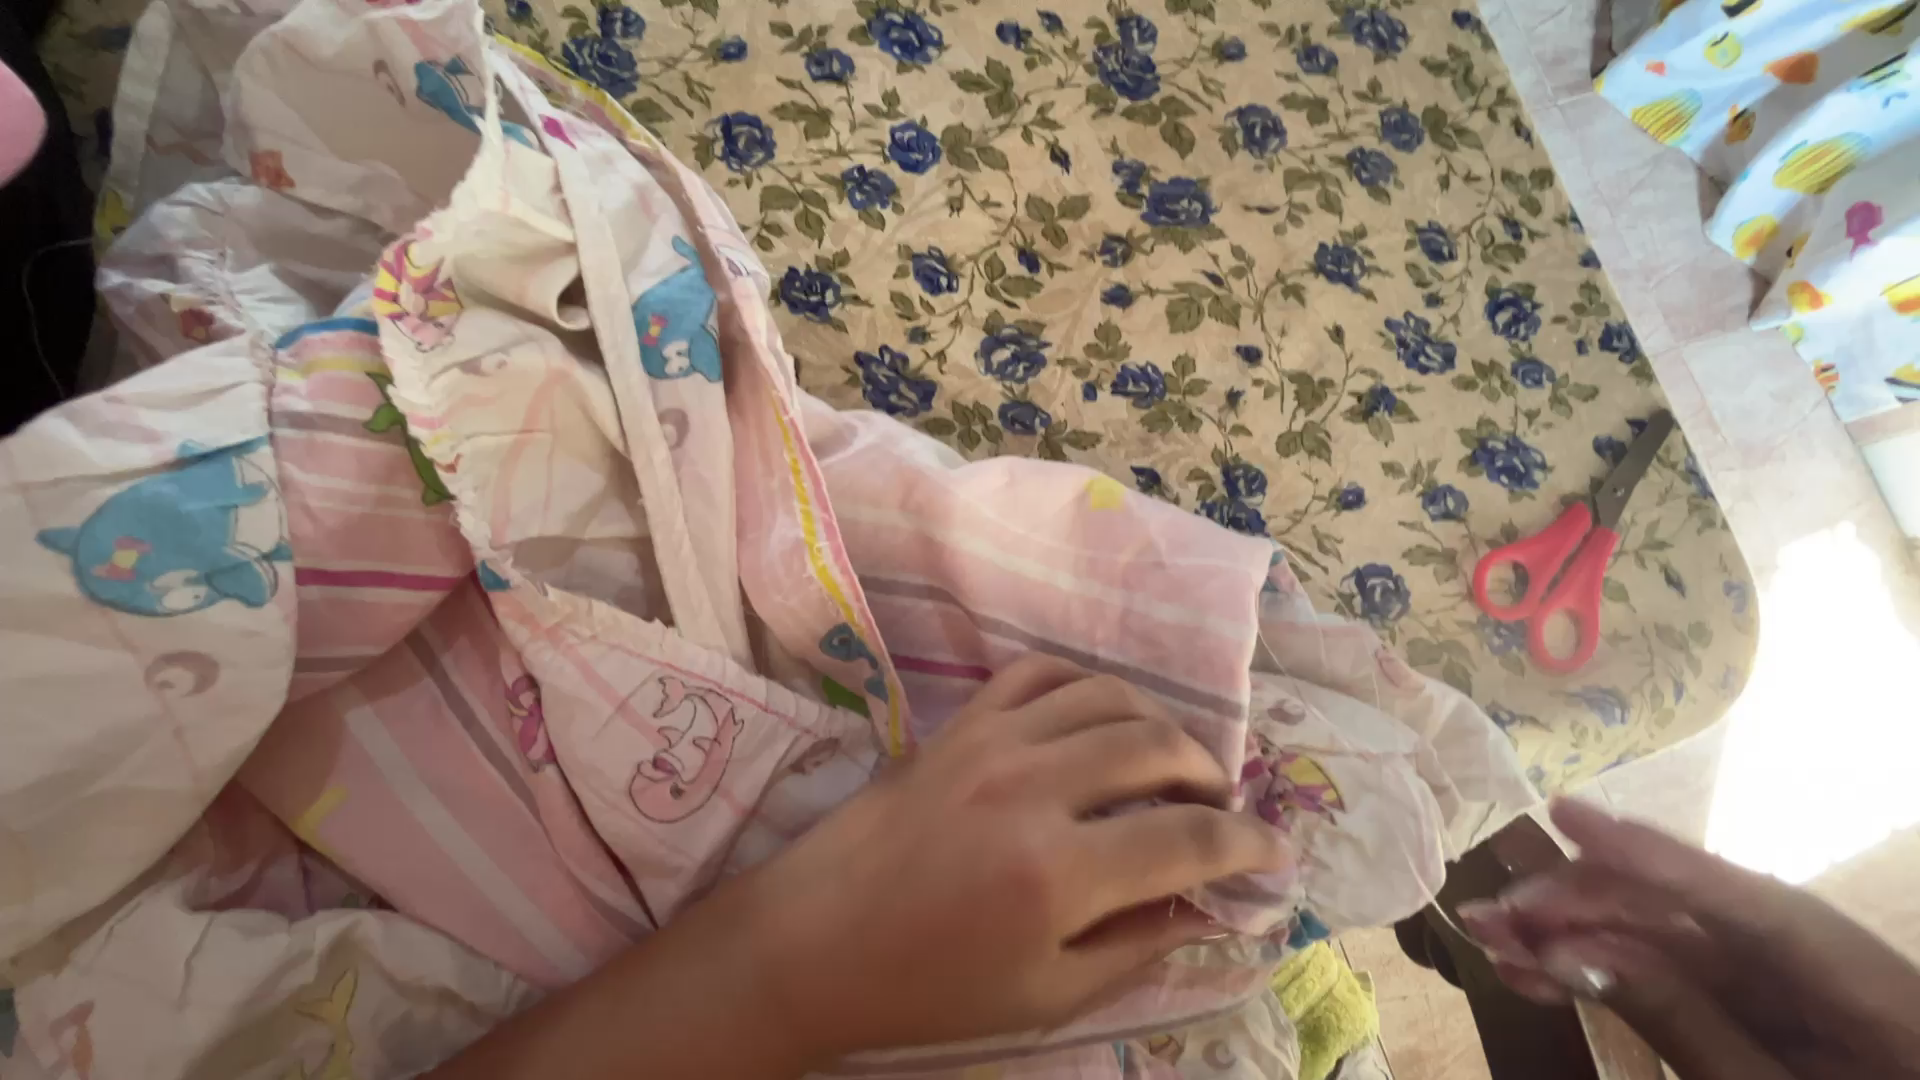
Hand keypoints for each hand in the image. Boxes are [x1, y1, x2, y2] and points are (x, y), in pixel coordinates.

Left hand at [731, 655, 1293, 1063]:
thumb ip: (1137, 943)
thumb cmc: (930, 984)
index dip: (1247, 845)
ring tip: (1170, 757)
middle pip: (1156, 746)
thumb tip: (1204, 902)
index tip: (1275, 849)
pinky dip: (1083, 682)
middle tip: (1218, 803)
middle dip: (1208, 773)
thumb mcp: (1046, 995)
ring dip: (1157, 720)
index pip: (1187, 840)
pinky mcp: (961, 721)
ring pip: (1106, 695)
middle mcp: (1032, 785)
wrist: (818, 935)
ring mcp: (992, 739)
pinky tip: (1099, 712)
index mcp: (1057, 871)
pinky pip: (1038, 671)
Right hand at [1458, 798, 1919, 1079]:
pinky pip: (1663, 974)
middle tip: (1487, 915)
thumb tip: (1567, 952)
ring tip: (1488, 938)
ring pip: (1655, 938)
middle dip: (1574, 908)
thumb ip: (1686, 1027)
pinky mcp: (1755, 1005)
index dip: (1649, 853)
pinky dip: (1596, 971)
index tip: (1559, 811)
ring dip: (1566, 937)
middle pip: (1682, 913)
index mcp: (1875, 993)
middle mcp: (1825, 967)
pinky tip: (1530, 972)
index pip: (1751, 903)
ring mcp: (1788, 987)